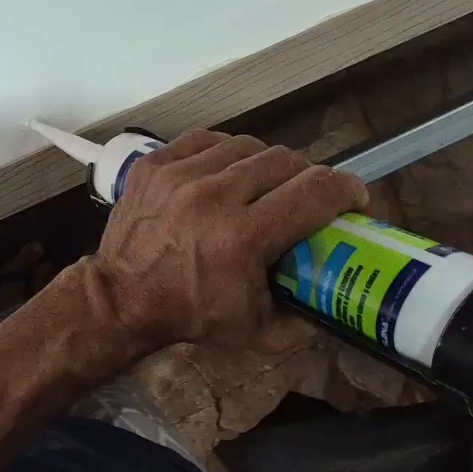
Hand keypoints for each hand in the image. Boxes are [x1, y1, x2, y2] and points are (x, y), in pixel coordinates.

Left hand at [85, 129, 367, 352]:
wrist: (120, 299)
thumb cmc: (190, 314)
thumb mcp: (258, 331)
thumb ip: (309, 317)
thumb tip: (347, 294)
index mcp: (242, 238)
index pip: (317, 191)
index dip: (347, 191)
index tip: (351, 202)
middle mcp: (211, 198)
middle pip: (286, 161)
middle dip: (308, 178)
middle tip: (306, 199)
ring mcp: (178, 176)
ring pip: (247, 146)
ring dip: (266, 164)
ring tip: (265, 186)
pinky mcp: (153, 165)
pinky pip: (206, 140)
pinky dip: (224, 154)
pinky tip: (227, 173)